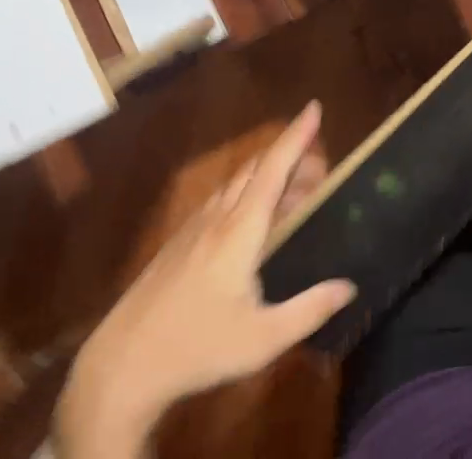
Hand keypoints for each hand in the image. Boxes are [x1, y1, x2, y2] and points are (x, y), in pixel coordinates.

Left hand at [56, 102, 354, 455]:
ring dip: (267, 177)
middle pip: (255, 171)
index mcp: (240, 232)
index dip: (296, 137)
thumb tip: (348, 286)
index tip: (314, 107)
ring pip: (235, 186)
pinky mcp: (178, 246)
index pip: (273, 170)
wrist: (123, 365)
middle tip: (321, 168)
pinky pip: (220, 204)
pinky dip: (247, 197)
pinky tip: (253, 223)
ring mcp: (192, 231)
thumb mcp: (263, 339)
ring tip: (295, 193)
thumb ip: (310, 309)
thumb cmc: (197, 348)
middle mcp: (216, 220)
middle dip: (289, 157)